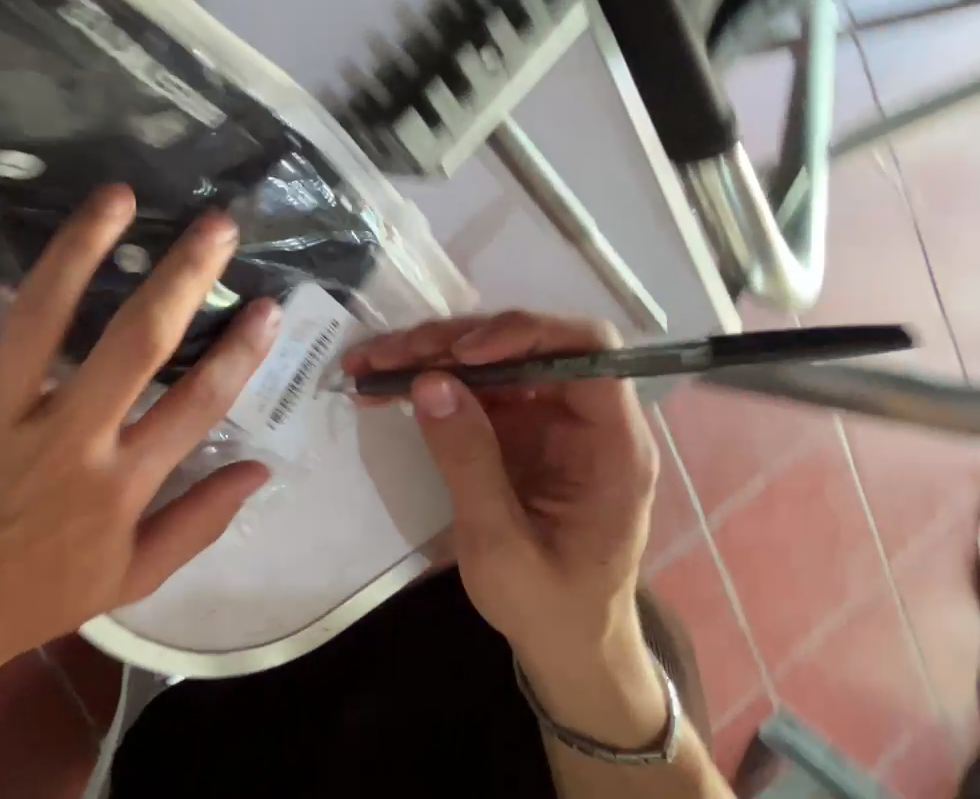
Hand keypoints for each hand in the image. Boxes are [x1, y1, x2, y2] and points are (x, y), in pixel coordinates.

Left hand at [0, 186, 280, 711]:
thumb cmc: (39, 593)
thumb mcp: (133, 578)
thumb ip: (200, 522)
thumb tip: (262, 469)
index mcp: (119, 484)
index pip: (197, 406)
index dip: (241, 352)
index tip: (268, 303)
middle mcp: (68, 438)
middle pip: (135, 344)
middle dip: (182, 277)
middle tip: (216, 224)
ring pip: (44, 317)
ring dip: (82, 249)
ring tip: (115, 197)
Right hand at [342, 310, 664, 741]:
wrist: (562, 644)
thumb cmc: (549, 604)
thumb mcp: (501, 543)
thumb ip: (469, 461)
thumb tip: (428, 382)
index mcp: (611, 443)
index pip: (587, 352)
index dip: (526, 335)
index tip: (462, 354)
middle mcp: (580, 417)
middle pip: (523, 345)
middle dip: (451, 343)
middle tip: (389, 355)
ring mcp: (543, 420)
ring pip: (486, 360)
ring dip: (426, 355)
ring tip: (368, 361)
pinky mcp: (511, 429)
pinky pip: (466, 387)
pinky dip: (422, 381)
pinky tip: (378, 384)